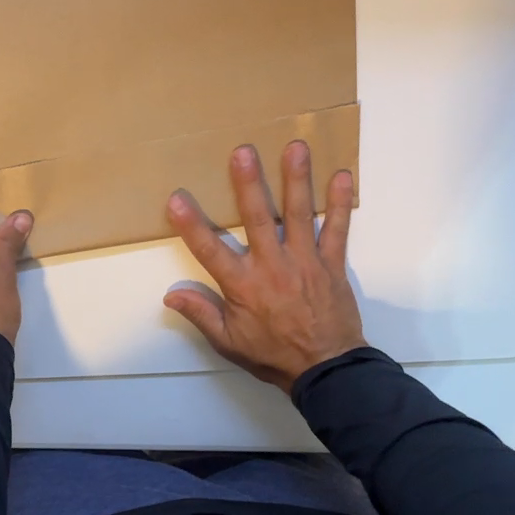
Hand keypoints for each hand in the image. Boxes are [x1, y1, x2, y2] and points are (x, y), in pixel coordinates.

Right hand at [163, 141, 365, 393]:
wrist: (325, 368)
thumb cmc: (272, 355)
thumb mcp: (228, 341)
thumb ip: (201, 313)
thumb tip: (171, 294)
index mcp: (242, 286)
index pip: (210, 250)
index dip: (191, 225)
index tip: (177, 199)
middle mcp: (272, 267)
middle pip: (257, 219)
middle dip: (248, 184)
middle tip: (242, 152)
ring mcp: (305, 262)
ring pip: (298, 214)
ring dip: (296, 179)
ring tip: (296, 146)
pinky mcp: (332, 265)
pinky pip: (337, 230)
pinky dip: (341, 203)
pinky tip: (342, 175)